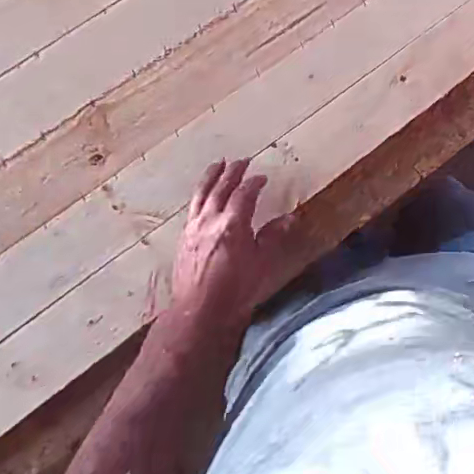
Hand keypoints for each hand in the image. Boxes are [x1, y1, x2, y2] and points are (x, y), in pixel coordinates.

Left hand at [167, 159, 289, 325]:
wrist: (200, 312)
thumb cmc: (235, 291)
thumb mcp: (261, 264)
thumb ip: (273, 237)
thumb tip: (289, 218)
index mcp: (232, 224)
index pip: (244, 194)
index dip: (254, 183)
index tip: (262, 177)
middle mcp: (210, 220)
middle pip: (221, 188)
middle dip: (232, 172)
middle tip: (240, 161)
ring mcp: (194, 228)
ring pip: (202, 194)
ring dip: (211, 177)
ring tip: (217, 165)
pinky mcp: (184, 238)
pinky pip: (193, 207)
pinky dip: (200, 195)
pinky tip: (203, 196)